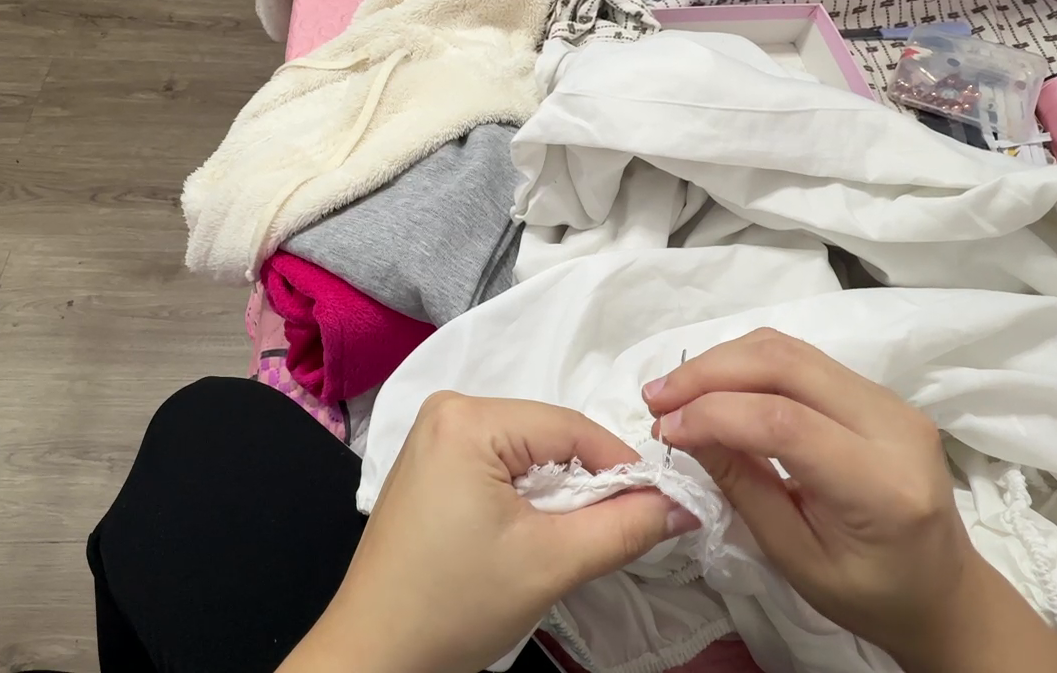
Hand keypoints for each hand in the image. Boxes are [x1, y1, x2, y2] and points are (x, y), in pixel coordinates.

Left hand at [281, 392, 698, 672]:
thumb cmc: (456, 604)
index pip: (570, 427)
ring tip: (572, 534)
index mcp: (468, 417)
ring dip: (559, 489)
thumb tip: (680, 504)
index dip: (622, 466)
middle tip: (615, 527)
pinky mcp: (431, 460)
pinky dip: (527, 491)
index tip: (661, 506)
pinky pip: (499, 460)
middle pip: (547, 434)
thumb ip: (624, 527)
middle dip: (587, 480)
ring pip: (527, 449)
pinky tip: (530, 528)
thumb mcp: (550, 564)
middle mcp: (448, 408)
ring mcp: (435, 433)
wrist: (375, 653)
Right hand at [643, 329, 1056, 672]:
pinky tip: (713, 386)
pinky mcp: (874, 389)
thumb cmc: (869, 594)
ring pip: (787, 348)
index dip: (713, 413)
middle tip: (656, 397)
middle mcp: (893, 425)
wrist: (944, 594)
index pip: (784, 421)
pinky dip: (744, 363)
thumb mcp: (794, 557)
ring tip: (676, 391)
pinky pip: (797, 356)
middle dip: (708, 372)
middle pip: (784, 363)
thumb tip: (682, 428)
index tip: (663, 428)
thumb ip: (741, 484)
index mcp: (881, 485)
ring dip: (720, 361)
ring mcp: (888, 399)